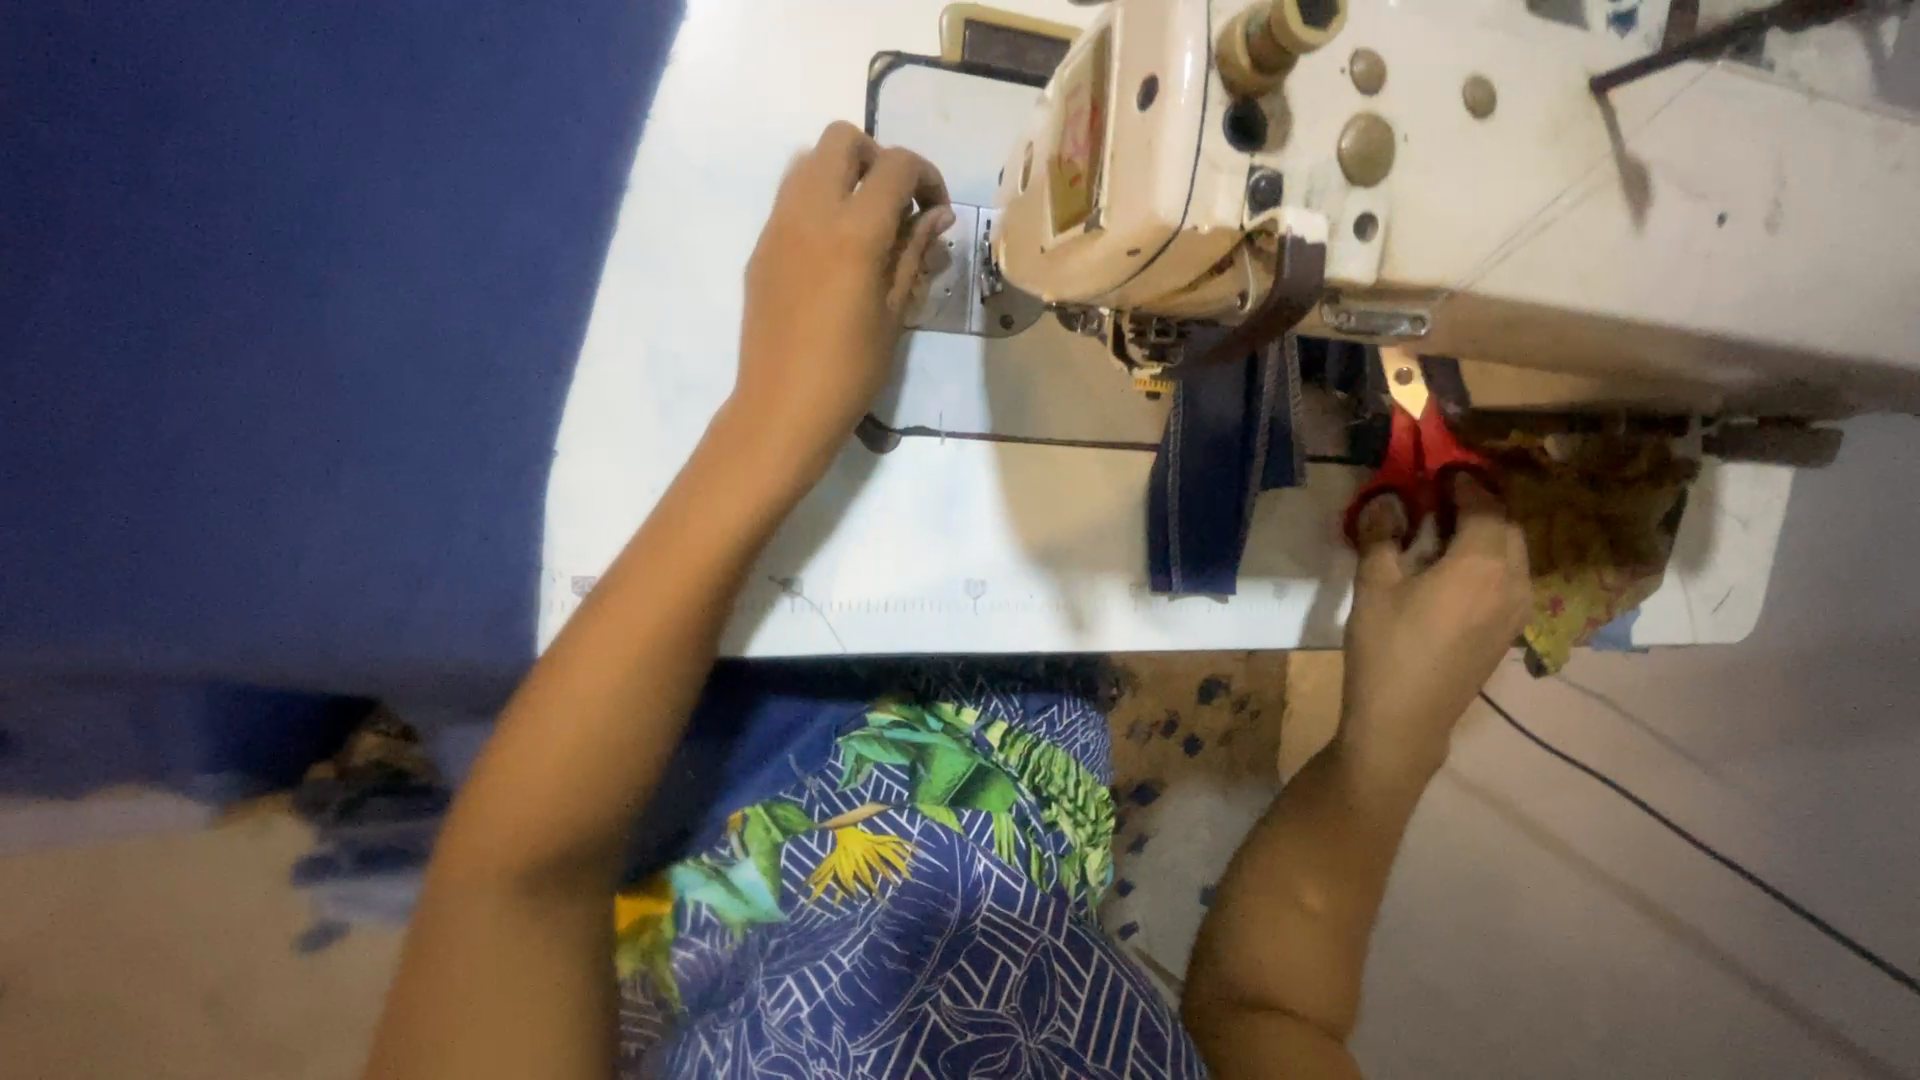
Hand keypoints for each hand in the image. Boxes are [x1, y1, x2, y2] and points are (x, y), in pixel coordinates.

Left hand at [727, 121, 953, 479]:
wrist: (782, 407)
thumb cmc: (850, 371)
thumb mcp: (894, 313)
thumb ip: (914, 253)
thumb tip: (937, 216)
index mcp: (853, 232)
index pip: (896, 166)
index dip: (926, 178)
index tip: (936, 214)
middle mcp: (810, 212)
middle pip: (843, 140)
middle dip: (879, 160)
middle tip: (897, 207)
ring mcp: (778, 226)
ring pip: (808, 161)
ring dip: (843, 174)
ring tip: (865, 224)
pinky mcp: (761, 247)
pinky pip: (790, 198)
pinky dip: (818, 201)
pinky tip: (834, 251)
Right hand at [1339, 474, 1531, 780]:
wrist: (1404, 719)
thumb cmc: (1386, 646)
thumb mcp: (1373, 586)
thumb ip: (1382, 537)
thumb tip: (1385, 502)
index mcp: (1484, 562)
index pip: (1484, 504)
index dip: (1463, 482)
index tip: (1439, 468)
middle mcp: (1514, 580)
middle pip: (1508, 526)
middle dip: (1480, 504)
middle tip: (1441, 495)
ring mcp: (1517, 609)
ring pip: (1512, 554)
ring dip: (1486, 533)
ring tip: (1446, 529)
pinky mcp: (1508, 631)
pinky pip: (1508, 578)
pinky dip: (1489, 560)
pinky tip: (1454, 569)